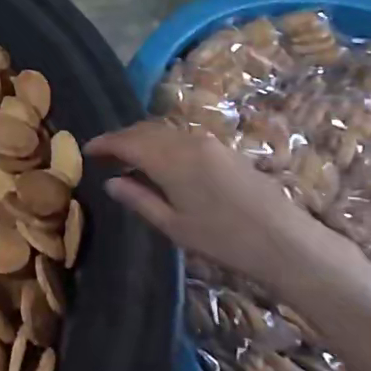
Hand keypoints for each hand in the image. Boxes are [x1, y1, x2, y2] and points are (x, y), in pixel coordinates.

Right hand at [85, 121, 370, 289]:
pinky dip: (163, 142)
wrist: (283, 240)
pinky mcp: (224, 149)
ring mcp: (209, 142)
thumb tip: (111, 181)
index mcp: (171, 159)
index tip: (87, 150)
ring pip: (165, 130)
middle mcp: (188, 141)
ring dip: (143, 138)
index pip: (128, 141)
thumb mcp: (173, 226)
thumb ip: (139, 199)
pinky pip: (182, 136)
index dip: (105, 143)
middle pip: (146, 130)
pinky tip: (161, 162)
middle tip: (104, 154)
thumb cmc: (223, 239)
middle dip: (122, 138)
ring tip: (128, 158)